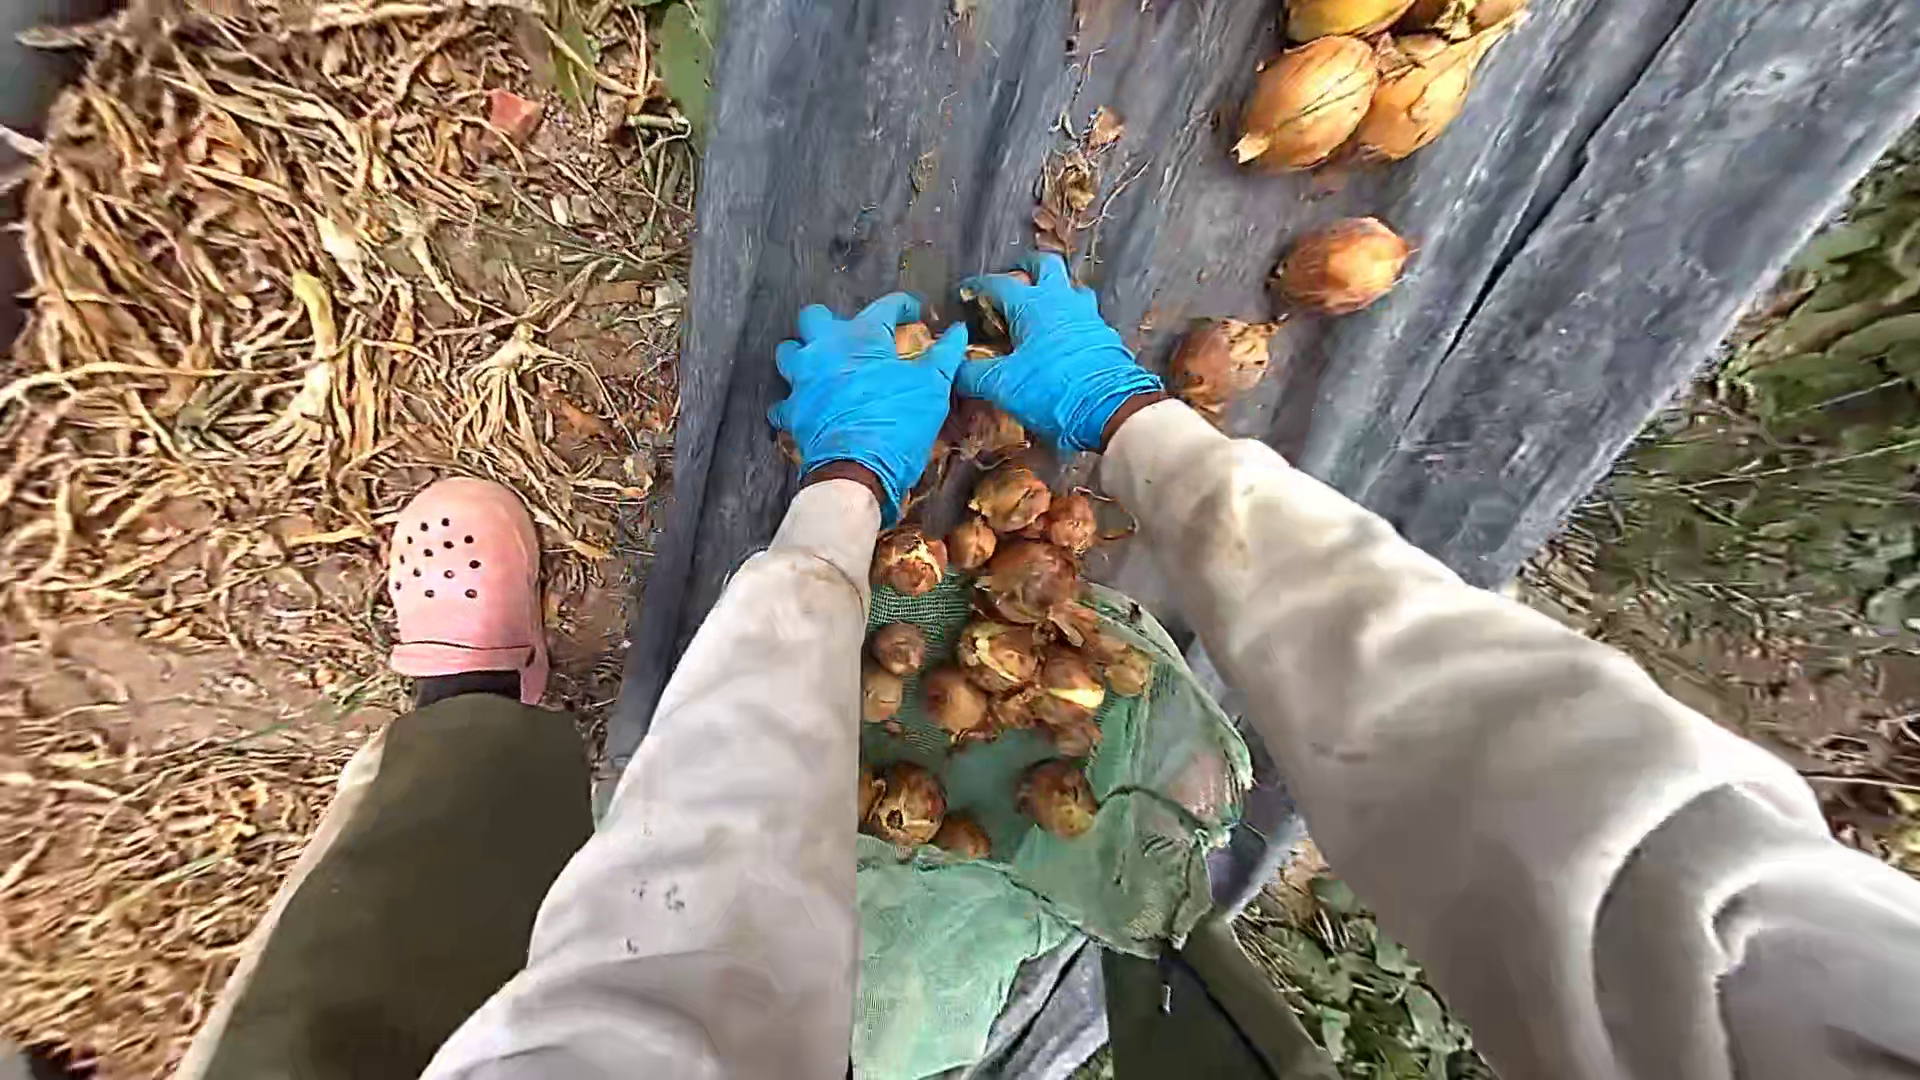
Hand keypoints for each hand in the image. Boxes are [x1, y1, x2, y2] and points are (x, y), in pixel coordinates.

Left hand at [768, 292, 965, 524]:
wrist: (858, 471)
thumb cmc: (898, 424)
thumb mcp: (932, 388)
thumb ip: (944, 355)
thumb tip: (958, 331)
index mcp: (862, 337)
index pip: (885, 306)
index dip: (903, 306)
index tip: (914, 312)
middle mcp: (824, 350)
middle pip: (816, 317)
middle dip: (832, 322)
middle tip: (852, 339)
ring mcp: (802, 381)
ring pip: (789, 352)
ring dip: (804, 356)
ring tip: (822, 368)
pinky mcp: (792, 412)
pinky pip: (783, 402)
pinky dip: (794, 403)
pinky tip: (808, 408)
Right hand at [956, 252, 1162, 453]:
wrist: (1108, 409)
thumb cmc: (1050, 390)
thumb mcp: (1002, 385)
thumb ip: (973, 375)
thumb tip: (952, 369)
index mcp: (1032, 305)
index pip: (999, 285)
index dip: (979, 286)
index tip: (967, 291)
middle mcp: (1062, 301)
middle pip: (1046, 265)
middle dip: (1027, 266)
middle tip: (1014, 276)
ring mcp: (1087, 316)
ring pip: (1071, 288)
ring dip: (1055, 290)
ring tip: (1042, 305)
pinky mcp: (1104, 336)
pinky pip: (1084, 315)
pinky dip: (1070, 318)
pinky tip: (1063, 337)